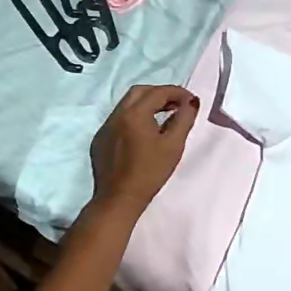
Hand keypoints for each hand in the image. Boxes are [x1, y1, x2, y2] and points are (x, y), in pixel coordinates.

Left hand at [89, 84, 199, 216]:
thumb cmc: (150, 172)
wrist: (118, 199)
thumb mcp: (173, 146)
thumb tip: (190, 102)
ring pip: (126, 104)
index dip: (177, 92)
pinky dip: (133, 118)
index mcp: (135, 113)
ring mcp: (105, 127)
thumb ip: (184, 119)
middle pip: (139, 92)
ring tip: (163, 116)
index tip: (190, 100)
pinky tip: (142, 134)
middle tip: (176, 105)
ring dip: (145, 104)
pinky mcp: (100, 139)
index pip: (158, 92)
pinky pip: (118, 119)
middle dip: (160, 93)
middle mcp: (117, 114)